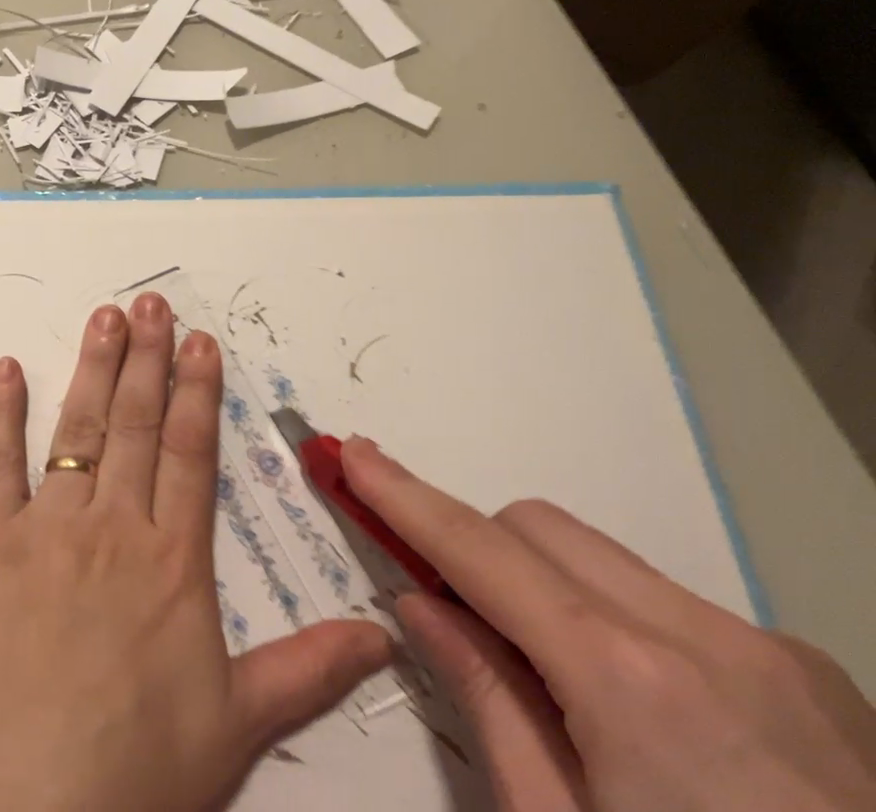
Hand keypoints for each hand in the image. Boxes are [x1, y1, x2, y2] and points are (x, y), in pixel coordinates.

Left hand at [0, 296, 391, 811]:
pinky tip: (9, 369)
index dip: (200, 392)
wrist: (37, 786)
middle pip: (137, 425)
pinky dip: (3, 413)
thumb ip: (310, 669)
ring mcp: (47, 528)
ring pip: (78, 431)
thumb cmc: (142, 758)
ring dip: (94, 370)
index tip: (202, 342)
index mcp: (174, 560)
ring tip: (106, 317)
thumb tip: (388, 637)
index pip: (193, 454)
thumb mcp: (241, 720)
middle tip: (152, 302)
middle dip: (148, 359)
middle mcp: (113, 527)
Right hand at [343, 437, 875, 811]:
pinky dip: (622, 623)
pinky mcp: (814, 676)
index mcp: (627, 677)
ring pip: (610, 563)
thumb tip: (422, 606)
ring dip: (548, 587)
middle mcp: (704, 637)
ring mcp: (771, 651)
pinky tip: (644, 714)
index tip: (353, 454)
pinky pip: (677, 608)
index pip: (481, 551)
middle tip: (439, 603)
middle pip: (543, 530)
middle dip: (476, 547)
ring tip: (547, 678)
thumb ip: (486, 702)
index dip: (403, 498)